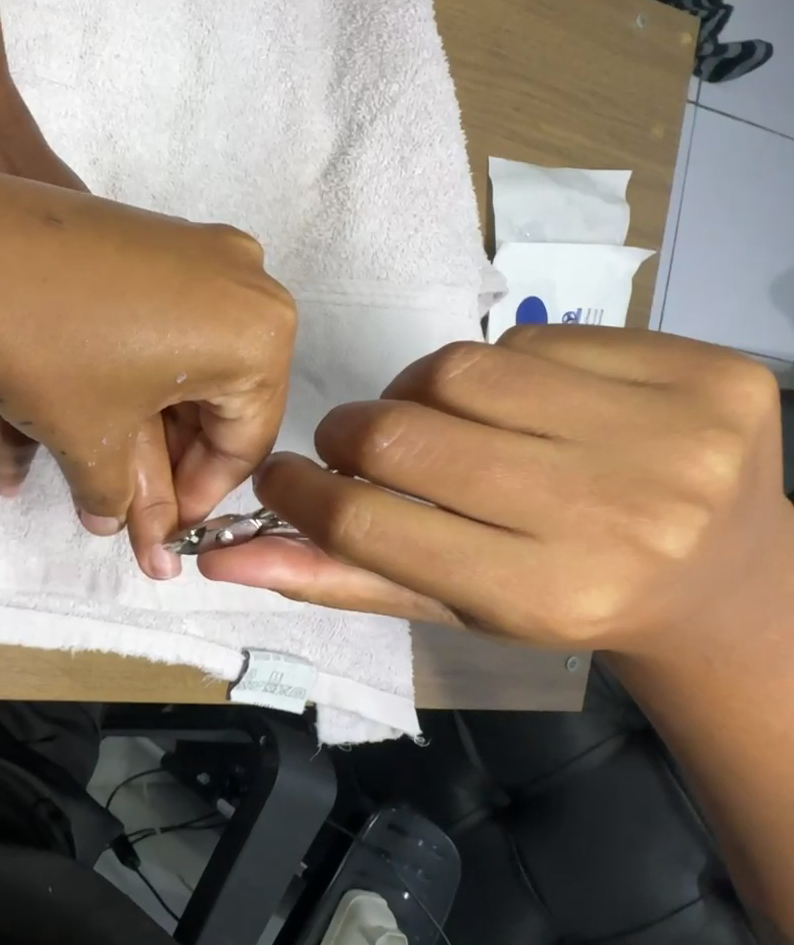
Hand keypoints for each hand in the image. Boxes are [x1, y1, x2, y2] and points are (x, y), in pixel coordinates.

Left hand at [0, 161, 295, 577]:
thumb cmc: (49, 357)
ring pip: (181, 354)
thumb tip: (110, 525)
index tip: (166, 532)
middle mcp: (242, 277)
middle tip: (135, 506)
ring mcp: (189, 244)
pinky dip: (129, 365)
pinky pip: (153, 315)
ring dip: (143, 417)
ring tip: (102, 466)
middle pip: (216, 393)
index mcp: (259, 332)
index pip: (244, 440)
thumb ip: (114, 494)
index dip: (201, 497)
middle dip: (171, 458)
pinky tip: (90, 400)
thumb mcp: (90, 440)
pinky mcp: (140, 231)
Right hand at [198, 327, 793, 656]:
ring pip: (455, 371)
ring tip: (437, 425)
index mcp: (541, 591)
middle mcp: (617, 518)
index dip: (296, 492)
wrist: (730, 582)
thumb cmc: (558, 600)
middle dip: (351, 437)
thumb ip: (328, 575)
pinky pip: (531, 339)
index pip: (362, 523)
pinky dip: (496, 367)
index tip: (280, 479)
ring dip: (416, 395)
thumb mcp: (440, 605)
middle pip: (398, 438)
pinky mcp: (710, 376)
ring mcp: (674, 439)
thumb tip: (214, 560)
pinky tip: (518, 405)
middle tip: (360, 451)